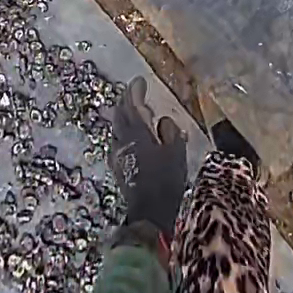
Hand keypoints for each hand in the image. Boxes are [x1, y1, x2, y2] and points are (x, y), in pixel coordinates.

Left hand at [110, 78, 188, 240]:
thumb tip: (163, 121)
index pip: (133, 105)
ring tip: (130, 110)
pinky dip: (121, 131)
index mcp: (138, 132)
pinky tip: (126, 135)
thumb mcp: (176, 154)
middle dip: (125, 100)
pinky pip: (116, 140)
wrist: (150, 211)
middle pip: (120, 113)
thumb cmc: (166, 180)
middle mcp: (123, 139)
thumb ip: (170, 133)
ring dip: (122, 114)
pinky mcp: (117, 164)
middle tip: (132, 92)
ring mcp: (117, 152)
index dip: (135, 91)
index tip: (139, 81)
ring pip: (116, 126)